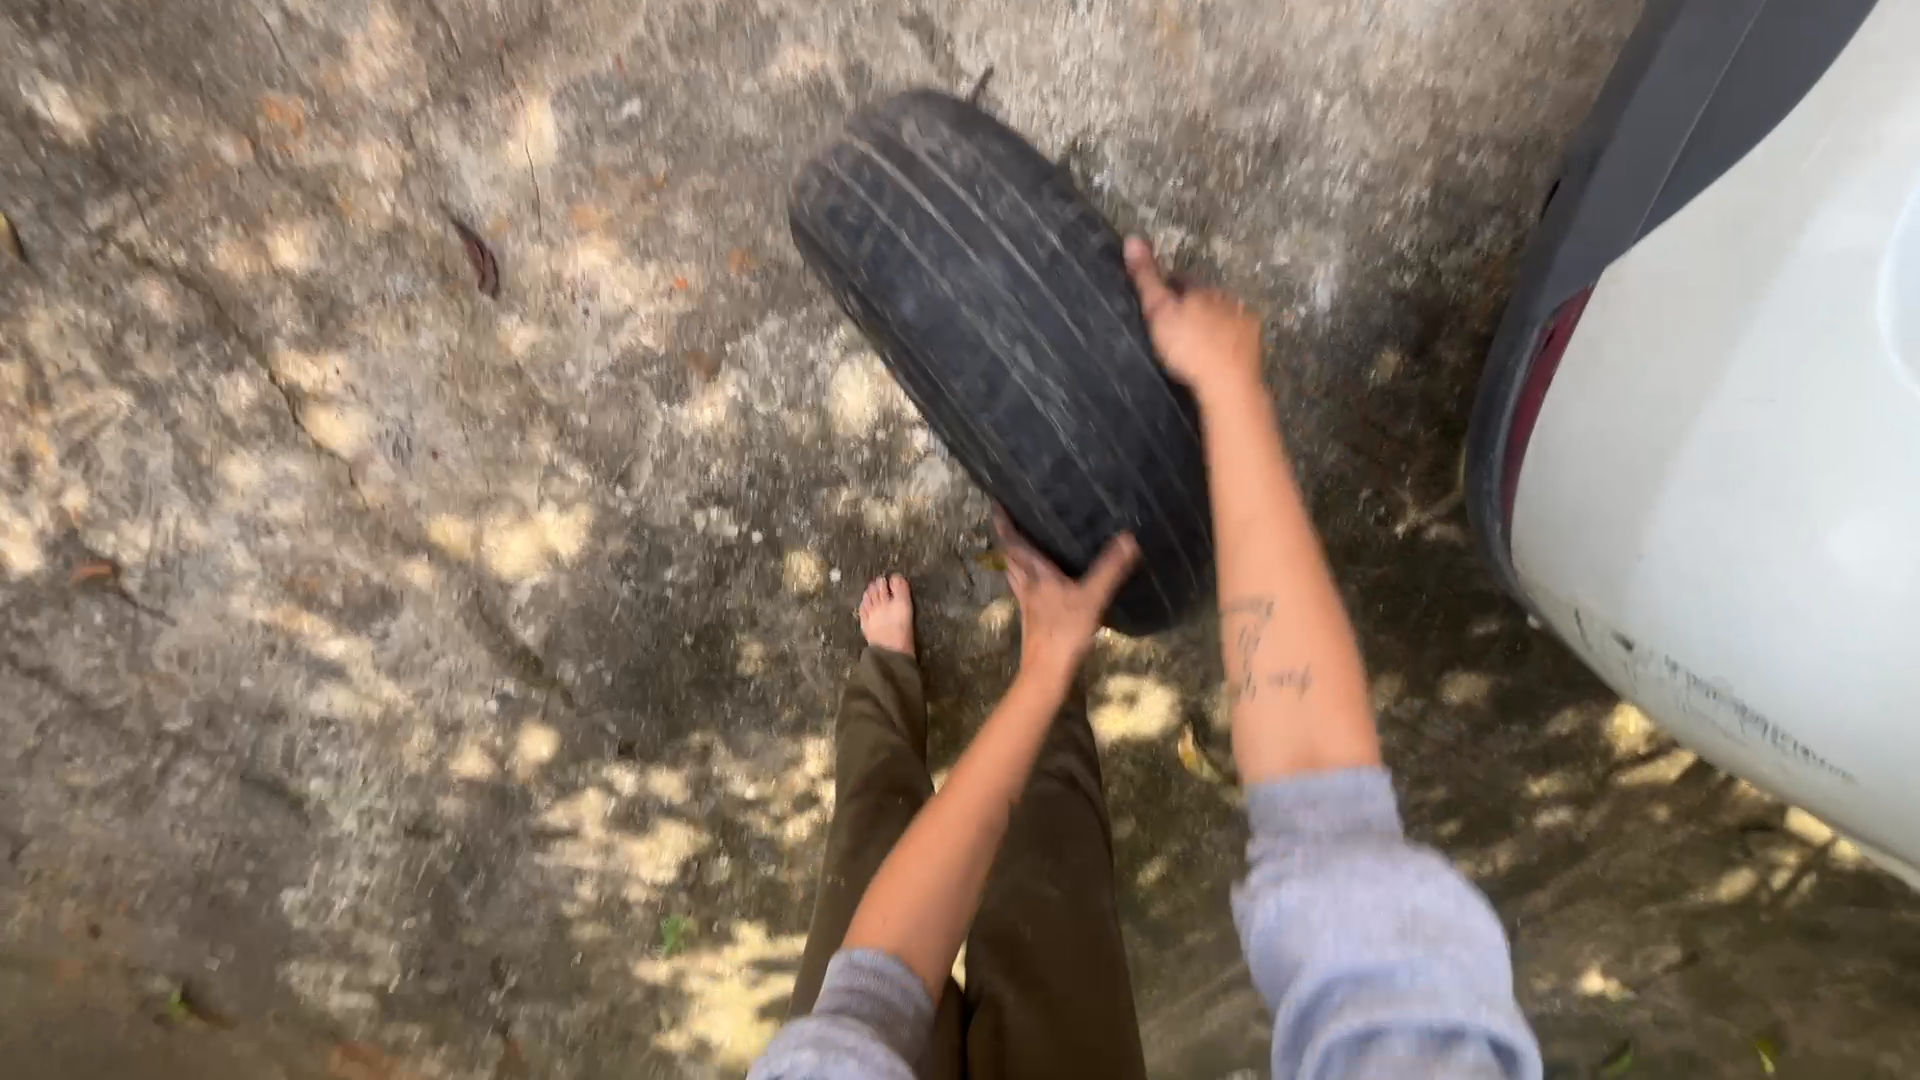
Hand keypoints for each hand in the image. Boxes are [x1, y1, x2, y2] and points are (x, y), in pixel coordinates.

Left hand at [993, 507, 1139, 684]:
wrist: (1046, 672)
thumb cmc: (1063, 631)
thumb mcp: (1091, 597)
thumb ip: (1109, 568)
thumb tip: (1128, 538)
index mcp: (1034, 574)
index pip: (1012, 542)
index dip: (1004, 521)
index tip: (997, 501)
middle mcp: (1026, 584)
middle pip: (1010, 556)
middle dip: (1009, 536)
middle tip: (1012, 518)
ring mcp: (1027, 602)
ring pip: (1015, 573)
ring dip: (1016, 557)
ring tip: (1024, 543)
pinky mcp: (1032, 617)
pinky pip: (1026, 588)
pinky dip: (1028, 577)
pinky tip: (1042, 581)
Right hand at [1124, 236, 1263, 401]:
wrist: (1228, 383)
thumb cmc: (1189, 347)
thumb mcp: (1159, 312)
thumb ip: (1146, 279)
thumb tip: (1132, 239)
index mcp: (1200, 289)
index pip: (1181, 280)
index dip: (1168, 288)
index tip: (1157, 302)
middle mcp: (1226, 298)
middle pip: (1204, 296)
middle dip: (1192, 305)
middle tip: (1175, 325)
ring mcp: (1243, 319)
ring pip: (1222, 313)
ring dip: (1210, 321)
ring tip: (1195, 341)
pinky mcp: (1253, 342)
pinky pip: (1237, 333)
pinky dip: (1227, 338)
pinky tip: (1218, 352)